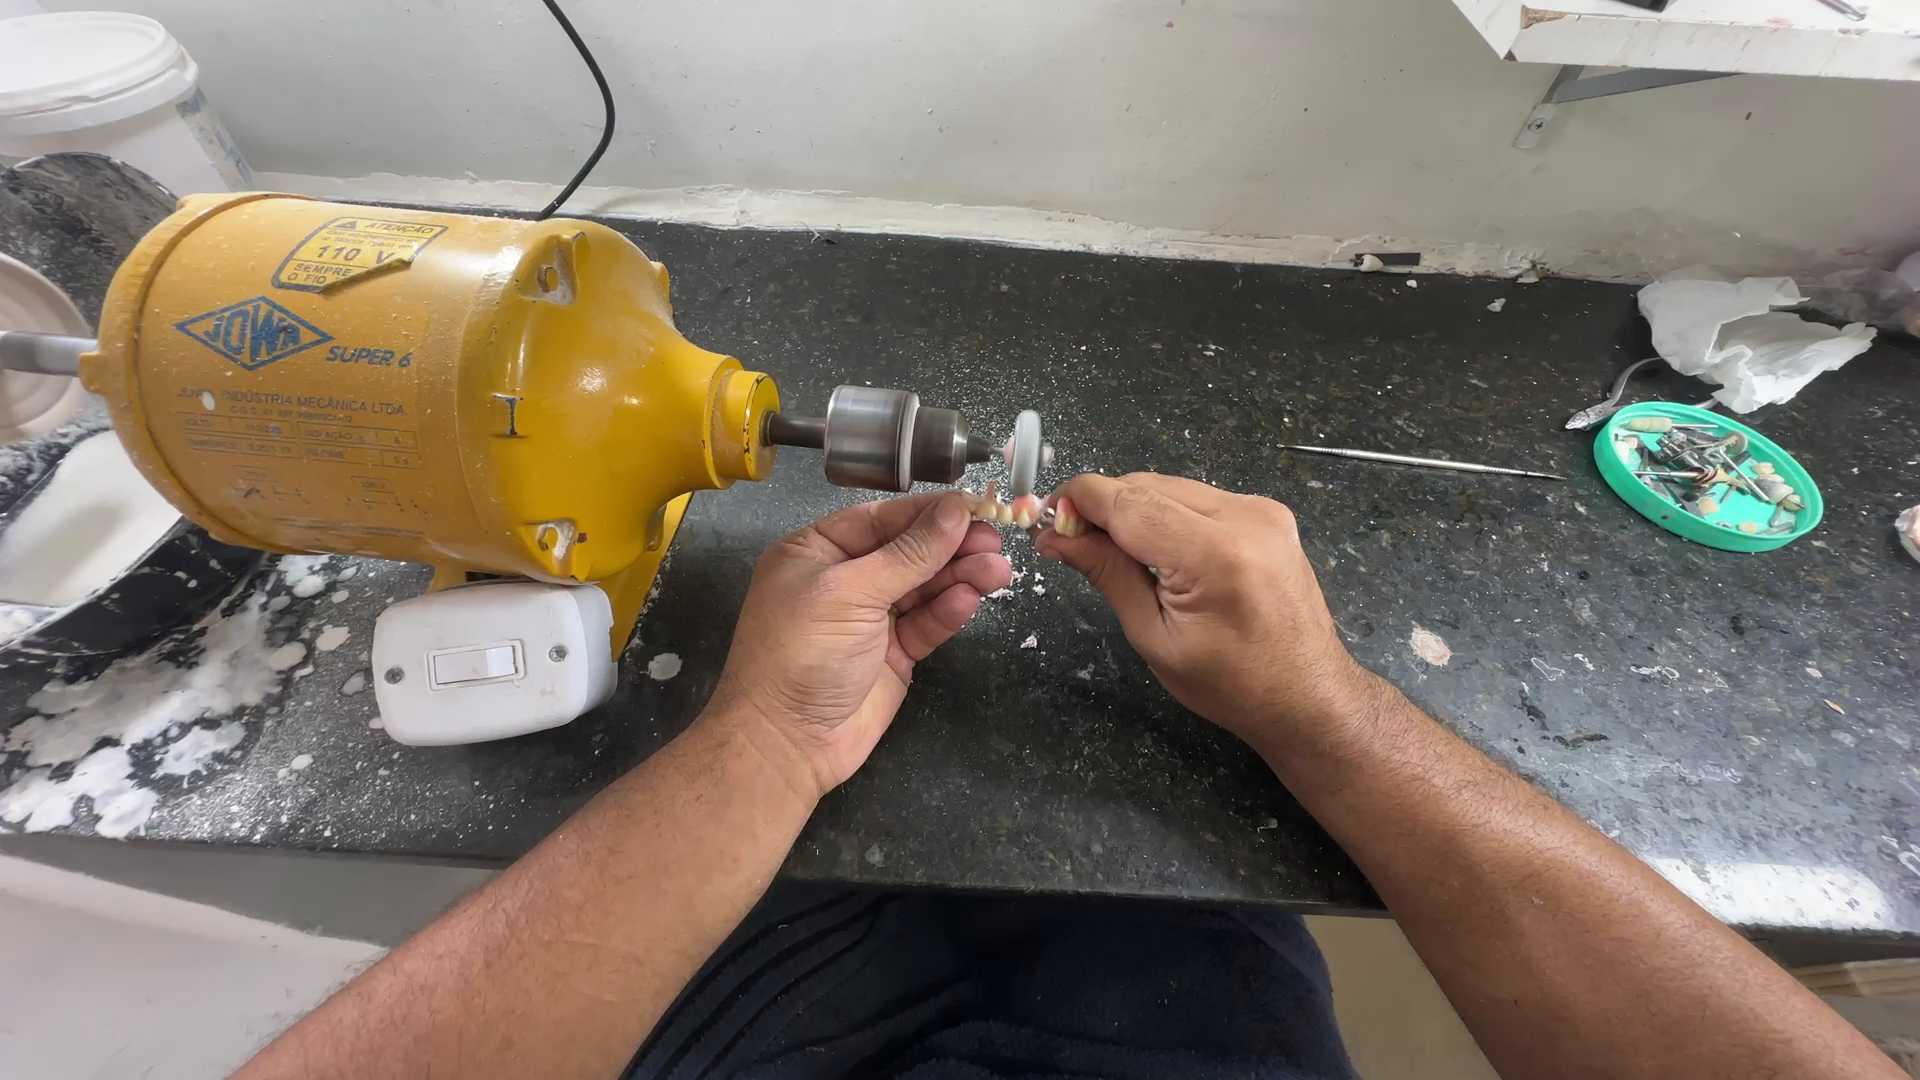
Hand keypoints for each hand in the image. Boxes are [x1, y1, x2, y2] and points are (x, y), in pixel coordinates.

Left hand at [705, 491, 1011, 798]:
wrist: (787, 744)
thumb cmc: (803, 653)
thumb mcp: (850, 594)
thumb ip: (908, 554)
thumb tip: (955, 511)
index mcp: (817, 552)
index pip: (881, 520)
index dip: (927, 512)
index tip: (973, 506)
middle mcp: (845, 579)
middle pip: (908, 552)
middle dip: (951, 546)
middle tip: (994, 541)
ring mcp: (871, 618)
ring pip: (924, 587)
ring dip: (960, 576)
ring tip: (998, 570)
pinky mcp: (894, 653)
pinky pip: (926, 622)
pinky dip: (949, 610)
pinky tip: (972, 598)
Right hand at [1035, 473, 1367, 749]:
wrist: (1309, 695)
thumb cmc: (1228, 685)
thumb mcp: (1152, 636)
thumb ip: (1106, 573)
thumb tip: (1053, 536)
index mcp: (1214, 554)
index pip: (1127, 501)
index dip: (1077, 501)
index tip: (1045, 519)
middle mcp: (1244, 516)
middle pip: (1145, 486)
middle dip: (1100, 507)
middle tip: (1069, 542)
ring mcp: (1261, 509)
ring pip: (1168, 487)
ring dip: (1129, 509)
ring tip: (1108, 549)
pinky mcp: (1266, 512)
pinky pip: (1194, 497)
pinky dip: (1162, 513)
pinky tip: (1152, 548)